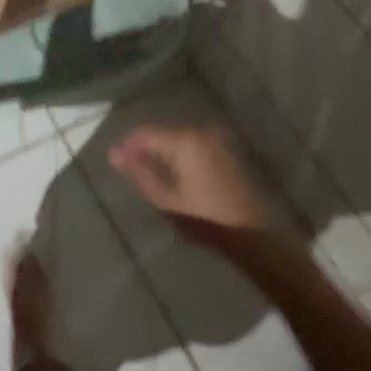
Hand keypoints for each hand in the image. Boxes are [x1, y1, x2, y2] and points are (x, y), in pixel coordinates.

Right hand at [107, 124, 271, 232]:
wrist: (255, 237)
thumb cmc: (206, 220)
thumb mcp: (166, 199)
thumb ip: (139, 172)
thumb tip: (114, 153)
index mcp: (185, 141)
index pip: (146, 133)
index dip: (128, 145)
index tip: (116, 162)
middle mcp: (202, 133)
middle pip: (164, 134)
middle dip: (146, 149)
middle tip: (132, 169)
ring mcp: (219, 143)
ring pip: (180, 140)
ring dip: (164, 154)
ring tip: (152, 175)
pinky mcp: (229, 154)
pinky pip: (196, 148)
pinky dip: (182, 158)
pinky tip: (176, 177)